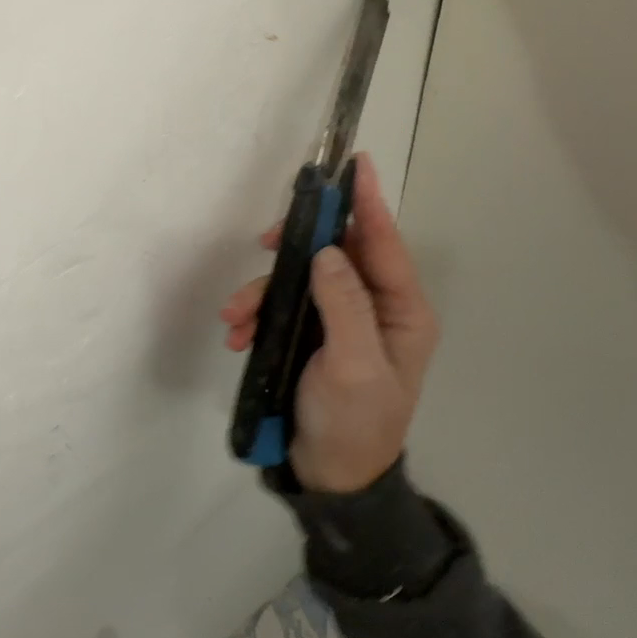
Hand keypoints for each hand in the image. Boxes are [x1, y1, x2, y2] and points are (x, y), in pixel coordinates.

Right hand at [218, 153, 440, 492]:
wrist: (330, 474)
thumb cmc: (353, 423)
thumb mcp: (353, 366)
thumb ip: (344, 305)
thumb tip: (328, 250)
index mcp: (401, 313)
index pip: (384, 245)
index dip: (368, 203)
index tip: (354, 164)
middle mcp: (374, 309)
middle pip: (336, 253)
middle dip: (296, 250)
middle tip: (266, 245)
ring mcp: (342, 322)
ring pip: (301, 280)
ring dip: (264, 293)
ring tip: (235, 319)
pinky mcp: (313, 335)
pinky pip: (284, 307)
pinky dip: (258, 315)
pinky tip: (239, 336)